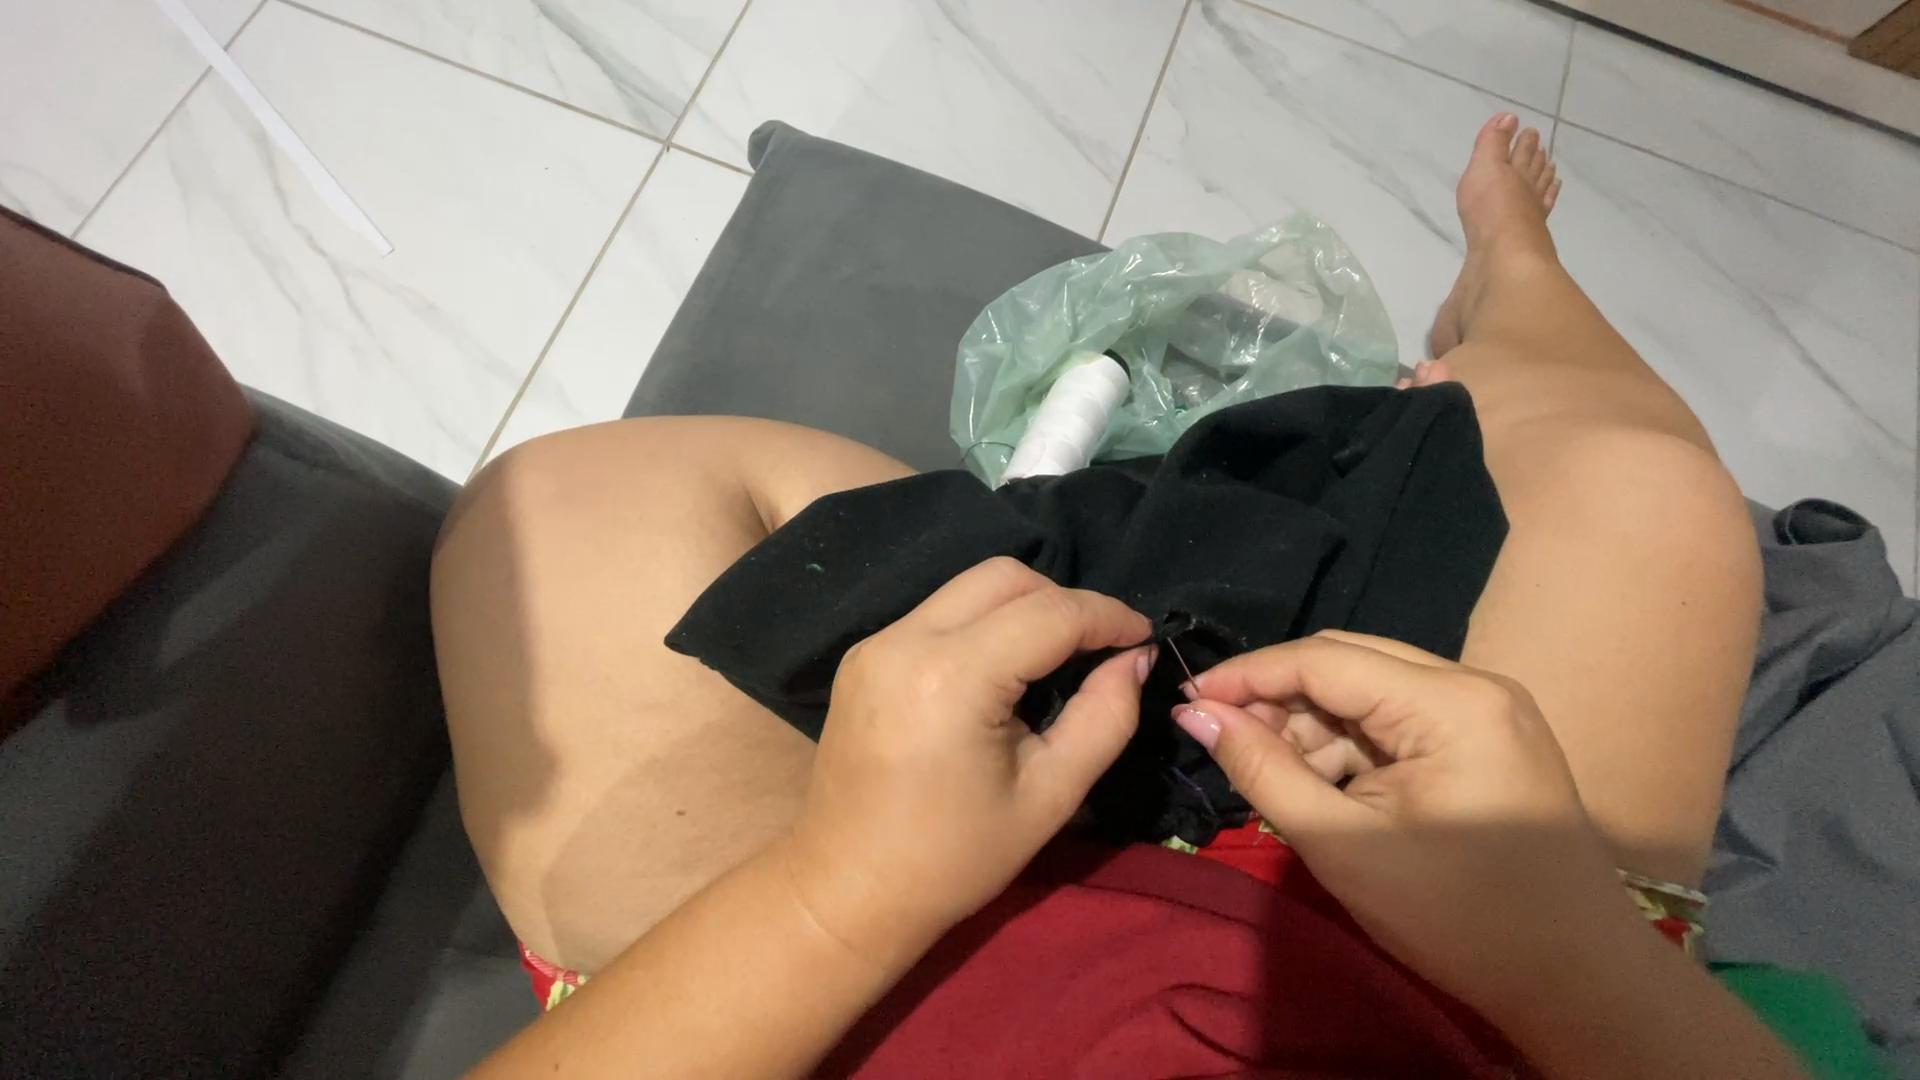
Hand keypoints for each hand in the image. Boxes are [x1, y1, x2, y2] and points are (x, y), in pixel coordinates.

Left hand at [783, 557, 1153, 968]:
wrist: (846, 888)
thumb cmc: (954, 858)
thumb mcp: (1049, 796)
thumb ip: (1105, 717)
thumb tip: (1135, 658)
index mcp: (951, 678)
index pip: (1048, 614)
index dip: (1106, 616)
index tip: (1143, 636)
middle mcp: (905, 640)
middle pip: (1003, 577)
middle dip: (1062, 599)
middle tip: (1096, 648)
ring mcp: (875, 643)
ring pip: (968, 588)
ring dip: (1021, 608)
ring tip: (1053, 658)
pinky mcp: (864, 654)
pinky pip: (938, 613)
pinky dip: (982, 624)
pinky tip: (999, 671)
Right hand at [1174, 631, 1646, 1019]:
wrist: (1579, 987)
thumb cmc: (1456, 918)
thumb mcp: (1338, 842)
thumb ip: (1258, 767)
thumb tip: (1191, 713)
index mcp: (1449, 703)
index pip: (1321, 660)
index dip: (1246, 675)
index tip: (1187, 699)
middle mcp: (1470, 684)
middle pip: (1342, 663)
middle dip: (1275, 697)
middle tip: (1223, 735)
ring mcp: (1481, 707)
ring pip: (1361, 687)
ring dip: (1307, 722)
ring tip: (1273, 771)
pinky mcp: (1481, 733)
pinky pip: (1389, 716)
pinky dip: (1344, 742)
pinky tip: (1320, 781)